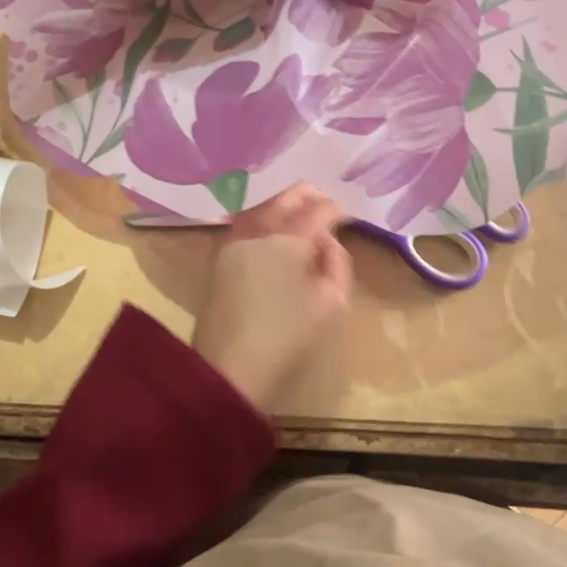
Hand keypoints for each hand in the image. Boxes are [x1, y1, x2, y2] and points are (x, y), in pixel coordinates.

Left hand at [192, 184, 353, 412]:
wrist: (229, 369)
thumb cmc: (289, 338)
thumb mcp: (333, 303)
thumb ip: (337, 263)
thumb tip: (327, 242)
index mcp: (288, 236)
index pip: (318, 207)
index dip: (337, 209)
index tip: (349, 218)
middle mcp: (256, 228)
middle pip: (286, 197)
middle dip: (310, 199)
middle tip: (328, 214)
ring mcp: (232, 241)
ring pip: (262, 206)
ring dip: (285, 207)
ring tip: (303, 225)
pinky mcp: (217, 258)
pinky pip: (245, 224)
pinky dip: (265, 221)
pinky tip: (275, 238)